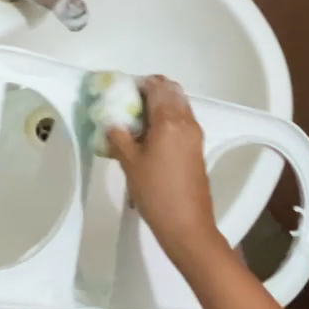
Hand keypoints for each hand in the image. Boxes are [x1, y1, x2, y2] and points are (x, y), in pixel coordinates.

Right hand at [107, 76, 228, 263]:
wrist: (187, 224)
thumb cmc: (155, 193)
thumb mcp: (129, 163)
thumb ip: (119, 137)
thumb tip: (112, 122)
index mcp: (169, 120)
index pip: (156, 87)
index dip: (139, 83)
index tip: (121, 90)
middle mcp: (186, 121)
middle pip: (172, 91)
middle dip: (151, 90)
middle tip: (128, 101)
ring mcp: (195, 134)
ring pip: (179, 105)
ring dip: (160, 104)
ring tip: (136, 119)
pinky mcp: (196, 147)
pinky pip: (182, 120)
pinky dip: (168, 117)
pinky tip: (149, 134)